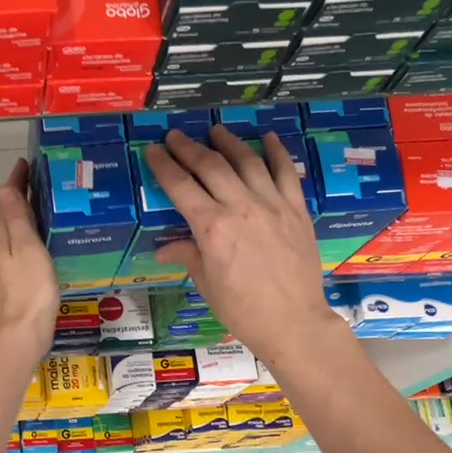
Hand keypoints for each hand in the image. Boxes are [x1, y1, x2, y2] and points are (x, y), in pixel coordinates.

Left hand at [0, 158, 59, 362]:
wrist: (25, 334)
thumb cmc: (30, 289)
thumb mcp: (26, 248)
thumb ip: (16, 219)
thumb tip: (3, 188)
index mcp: (1, 239)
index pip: (7, 202)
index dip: (16, 182)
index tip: (26, 162)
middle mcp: (0, 251)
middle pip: (9, 217)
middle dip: (23, 197)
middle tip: (43, 180)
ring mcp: (6, 269)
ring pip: (15, 234)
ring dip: (27, 217)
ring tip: (48, 206)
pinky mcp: (17, 283)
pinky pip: (23, 251)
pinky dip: (32, 238)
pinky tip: (46, 242)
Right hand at [147, 127, 339, 366]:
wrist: (292, 322)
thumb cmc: (241, 310)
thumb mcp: (207, 284)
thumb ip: (188, 256)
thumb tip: (165, 249)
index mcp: (212, 229)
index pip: (181, 187)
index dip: (165, 166)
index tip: (154, 150)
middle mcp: (241, 208)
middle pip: (211, 166)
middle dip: (189, 148)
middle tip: (176, 136)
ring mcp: (272, 205)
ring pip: (247, 161)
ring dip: (228, 142)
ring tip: (216, 130)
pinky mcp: (297, 210)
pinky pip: (286, 172)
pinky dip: (276, 152)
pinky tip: (268, 138)